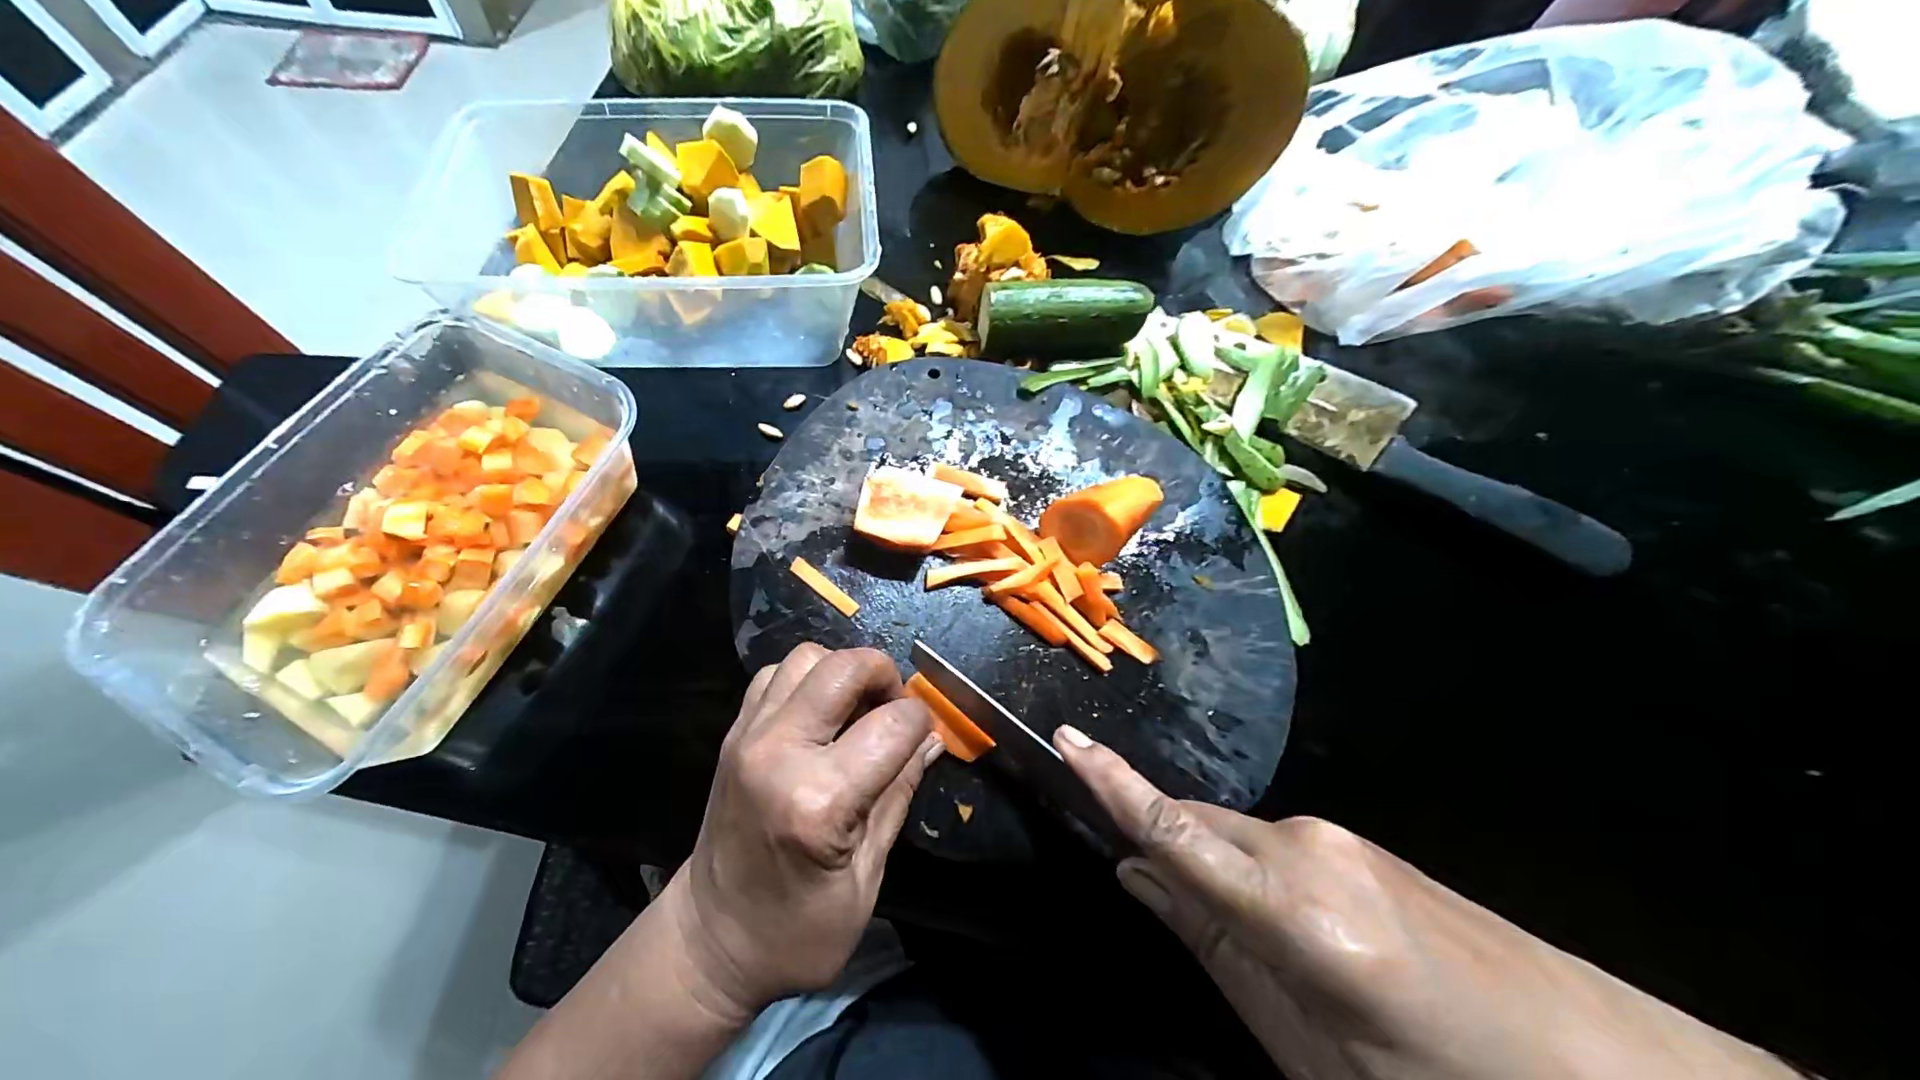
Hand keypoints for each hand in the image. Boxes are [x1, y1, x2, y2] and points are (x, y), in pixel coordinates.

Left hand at [661, 644, 940, 1019]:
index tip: (923, 741)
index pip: (894, 724)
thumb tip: (932, 738)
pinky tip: (820, 716)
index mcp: (819, 801)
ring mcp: (748, 737)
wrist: (711, 942)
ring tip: (856, 710)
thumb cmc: (799, 930)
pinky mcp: (733, 734)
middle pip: (845, 668)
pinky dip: (807, 680)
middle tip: (893, 708)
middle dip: (885, 675)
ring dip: (842, 672)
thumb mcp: (868, 876)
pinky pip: (775, 675)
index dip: (922, 725)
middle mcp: (778, 752)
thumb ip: (900, 793)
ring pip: (807, 658)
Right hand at [1054, 725, 1799, 1079]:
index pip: (1177, 835)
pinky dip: (1244, 872)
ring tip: (1234, 943)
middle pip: (1199, 830)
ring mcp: (1342, 841)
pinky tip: (1275, 927)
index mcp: (1299, 917)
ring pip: (1233, 838)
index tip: (1065, 738)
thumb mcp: (1313, 1053)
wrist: (1605, 1068)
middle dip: (1161, 849)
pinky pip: (1271, 846)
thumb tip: (1137, 877)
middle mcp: (1311, 851)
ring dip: (1206, 869)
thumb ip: (1214, 951)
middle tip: (1154, 907)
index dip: (1113, 785)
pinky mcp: (1361, 847)